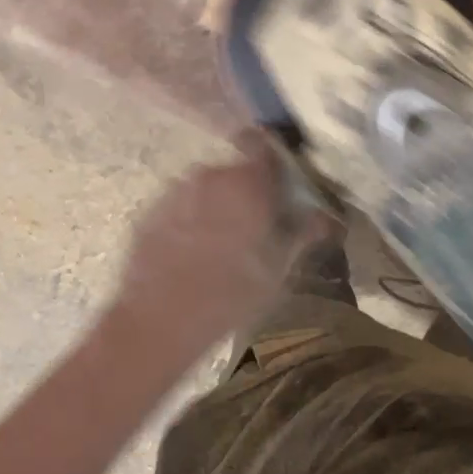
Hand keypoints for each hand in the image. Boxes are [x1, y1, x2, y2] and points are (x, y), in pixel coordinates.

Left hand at [112, 133, 325, 349]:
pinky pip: (182, 207)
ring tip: (224, 246)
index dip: (279, 170)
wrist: (158, 320)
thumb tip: (322, 217)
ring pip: (208, 189)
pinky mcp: (150, 211)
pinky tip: (194, 253)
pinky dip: (191, 220)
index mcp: (247, 182)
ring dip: (218, 206)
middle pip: (237, 172)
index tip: (285, 193)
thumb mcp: (278, 271)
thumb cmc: (229, 297)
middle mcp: (209, 175)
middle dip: (249, 194)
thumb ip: (301, 234)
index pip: (269, 153)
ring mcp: (175, 191)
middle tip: (259, 228)